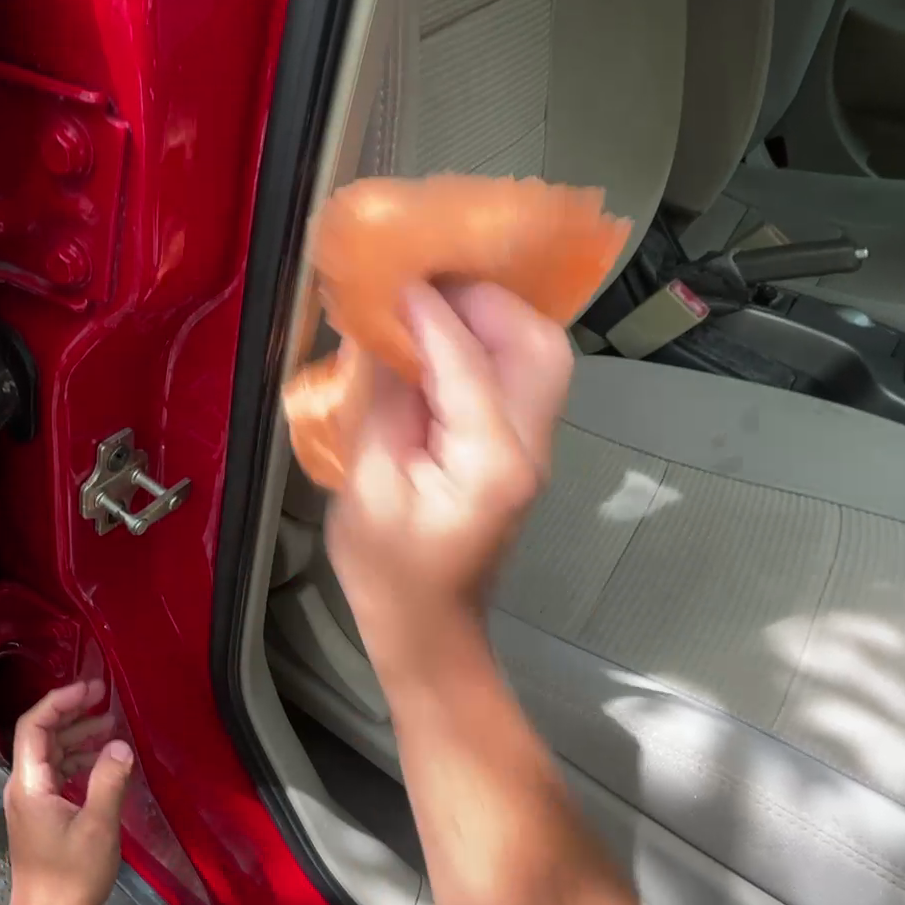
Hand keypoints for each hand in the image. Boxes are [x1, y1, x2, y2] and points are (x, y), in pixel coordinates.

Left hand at [1, 681, 133, 904]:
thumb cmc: (70, 879)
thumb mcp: (98, 829)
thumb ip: (109, 781)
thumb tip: (120, 744)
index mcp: (29, 784)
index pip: (34, 726)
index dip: (60, 701)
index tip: (91, 689)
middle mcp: (23, 786)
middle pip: (41, 735)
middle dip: (71, 713)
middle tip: (104, 699)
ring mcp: (30, 801)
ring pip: (51, 754)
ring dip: (77, 736)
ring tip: (111, 726)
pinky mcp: (40, 815)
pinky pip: (56, 774)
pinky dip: (78, 760)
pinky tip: (103, 762)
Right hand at [326, 282, 572, 672]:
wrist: (427, 627)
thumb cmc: (386, 571)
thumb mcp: (365, 489)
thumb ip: (377, 408)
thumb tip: (376, 337)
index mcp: (489, 463)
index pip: (467, 365)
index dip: (431, 316)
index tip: (397, 278)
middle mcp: (528, 448)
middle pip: (538, 348)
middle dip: (487, 301)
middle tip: (428, 281)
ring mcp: (533, 450)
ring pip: (539, 358)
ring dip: (494, 318)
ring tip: (436, 302)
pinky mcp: (519, 452)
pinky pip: (519, 378)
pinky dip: (489, 345)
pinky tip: (445, 340)